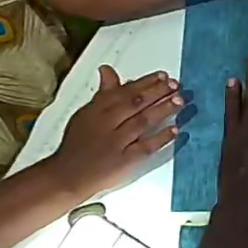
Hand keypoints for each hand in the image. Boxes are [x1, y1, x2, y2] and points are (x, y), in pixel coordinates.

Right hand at [40, 66, 181, 199]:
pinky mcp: (125, 161)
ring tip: (180, 100)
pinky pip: (146, 147)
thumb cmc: (78, 144)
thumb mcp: (86, 115)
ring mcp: (117, 143)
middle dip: (157, 92)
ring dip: (163, 109)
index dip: (145, 83)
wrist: (67, 177)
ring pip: (142, 122)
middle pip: (135, 104)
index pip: (124, 92)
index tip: (163, 76)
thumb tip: (109, 71)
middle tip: (175, 85)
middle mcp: (107, 125)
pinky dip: (161, 138)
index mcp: (96, 111)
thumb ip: (103, 93)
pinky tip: (175, 130)